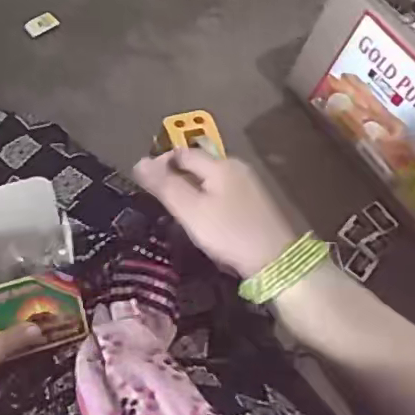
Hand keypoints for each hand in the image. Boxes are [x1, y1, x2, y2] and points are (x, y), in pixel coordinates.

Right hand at [133, 150, 301, 278]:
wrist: (276, 261)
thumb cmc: (228, 233)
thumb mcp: (190, 210)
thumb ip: (165, 185)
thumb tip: (139, 161)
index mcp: (220, 165)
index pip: (182, 153)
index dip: (160, 163)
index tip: (145, 183)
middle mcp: (237, 167)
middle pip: (198, 164)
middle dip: (176, 176)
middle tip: (159, 199)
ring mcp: (250, 185)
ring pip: (211, 180)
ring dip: (192, 189)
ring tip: (178, 211)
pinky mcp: (257, 203)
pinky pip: (224, 193)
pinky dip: (208, 200)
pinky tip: (204, 220)